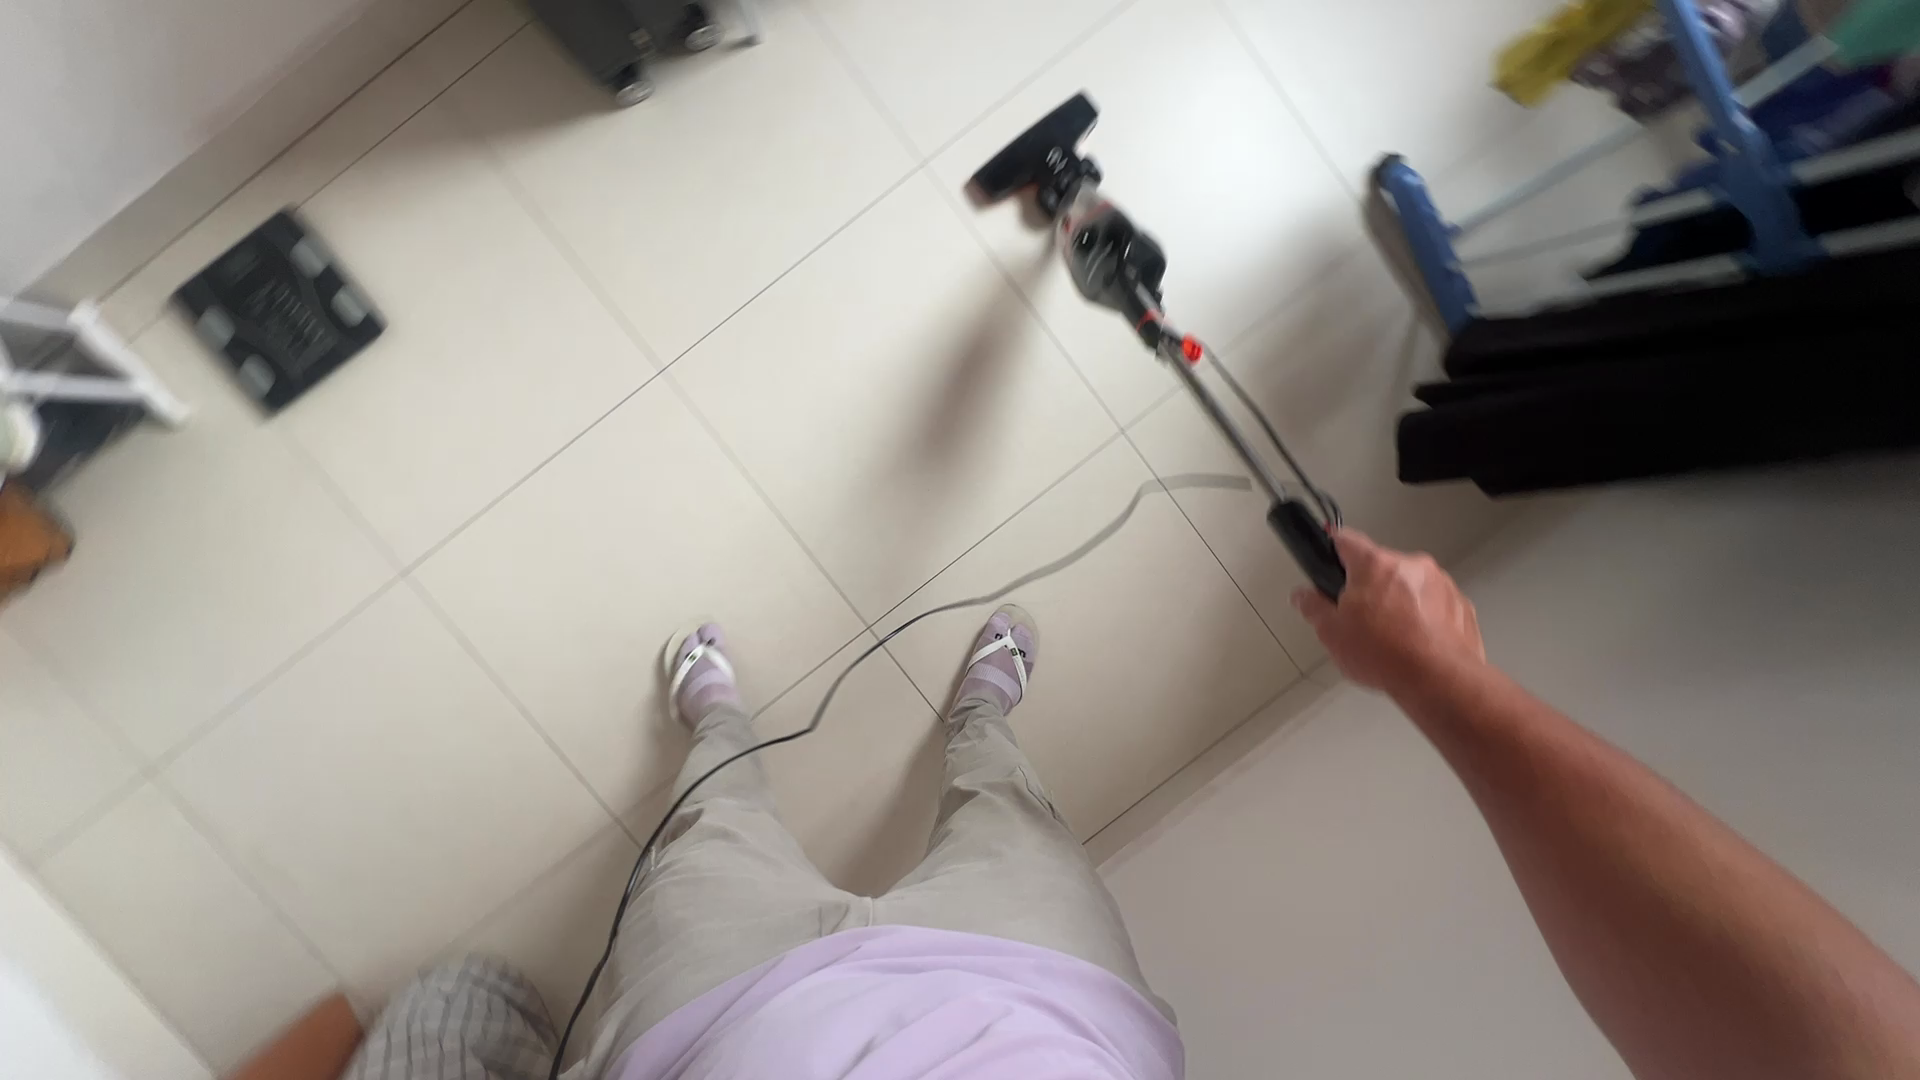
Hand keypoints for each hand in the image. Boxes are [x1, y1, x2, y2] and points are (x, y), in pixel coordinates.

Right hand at [1293, 529, 1484, 695]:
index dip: (1332, 548)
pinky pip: (1433, 605)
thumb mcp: (1330, 632)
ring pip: (1408, 586)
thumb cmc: (1385, 654)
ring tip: (1387, 637)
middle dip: (1367, 587)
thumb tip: (1304, 597)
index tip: (1329, 557)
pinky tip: (1411, 644)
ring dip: (1397, 602)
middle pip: (1379, 567)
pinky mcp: (1461, 606)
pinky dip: (1422, 618)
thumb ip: (1312, 606)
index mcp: (1375, 564)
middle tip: (1356, 617)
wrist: (1438, 681)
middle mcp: (1411, 566)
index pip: (1346, 540)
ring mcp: (1441, 585)